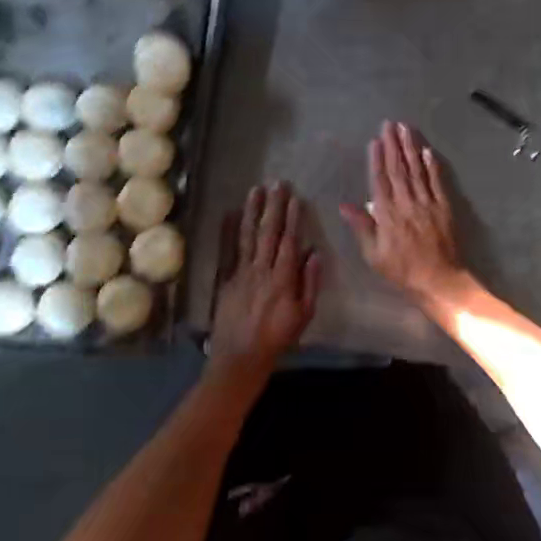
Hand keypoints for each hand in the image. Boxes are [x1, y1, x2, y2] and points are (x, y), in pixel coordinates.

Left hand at [209, 183, 321, 383]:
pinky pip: (227, 250)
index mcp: (283, 278)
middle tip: (278, 183)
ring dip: (252, 211)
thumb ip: (310, 283)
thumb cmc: (278, 337)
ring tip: (256, 190)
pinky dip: (228, 231)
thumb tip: (314, 252)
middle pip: (269, 232)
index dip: (293, 218)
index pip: (289, 241)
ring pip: (247, 236)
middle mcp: (262, 270)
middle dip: (274, 206)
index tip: (295, 198)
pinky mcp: (225, 279)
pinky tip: (230, 214)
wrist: (240, 356)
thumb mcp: (304, 315)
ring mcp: (241, 273)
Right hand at [339, 122, 469, 310]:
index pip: (380, 181)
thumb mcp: (374, 255)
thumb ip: (362, 227)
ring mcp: (427, 204)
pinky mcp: (444, 207)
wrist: (439, 281)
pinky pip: (436, 182)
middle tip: (390, 124)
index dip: (377, 160)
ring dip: (411, 148)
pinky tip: (427, 151)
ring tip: (406, 129)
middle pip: (398, 169)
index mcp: (388, 215)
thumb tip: (345, 205)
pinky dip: (432, 165)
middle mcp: (407, 204)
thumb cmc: (401, 270)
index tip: (375, 141)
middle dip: (393, 145)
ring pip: (417, 170)